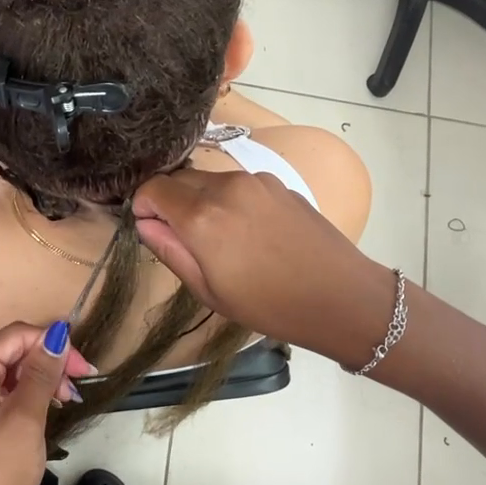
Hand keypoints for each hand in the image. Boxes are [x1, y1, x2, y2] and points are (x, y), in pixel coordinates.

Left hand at [0, 323, 93, 484]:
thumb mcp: (24, 421)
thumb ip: (41, 374)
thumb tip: (59, 335)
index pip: (16, 335)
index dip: (52, 344)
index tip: (84, 369)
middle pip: (12, 348)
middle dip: (48, 361)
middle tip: (77, 387)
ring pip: (11, 368)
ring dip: (41, 377)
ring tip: (65, 399)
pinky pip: (3, 388)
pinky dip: (27, 392)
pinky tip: (47, 406)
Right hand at [132, 169, 398, 368]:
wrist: (342, 297)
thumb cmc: (269, 305)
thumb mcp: (208, 291)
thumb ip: (169, 250)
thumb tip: (144, 223)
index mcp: (202, 217)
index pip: (152, 188)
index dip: (143, 206)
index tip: (151, 230)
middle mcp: (225, 187)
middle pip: (178, 179)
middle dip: (170, 202)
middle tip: (183, 239)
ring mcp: (254, 181)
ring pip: (208, 179)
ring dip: (200, 200)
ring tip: (220, 239)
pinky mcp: (277, 182)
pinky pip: (236, 184)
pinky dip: (228, 200)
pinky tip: (249, 232)